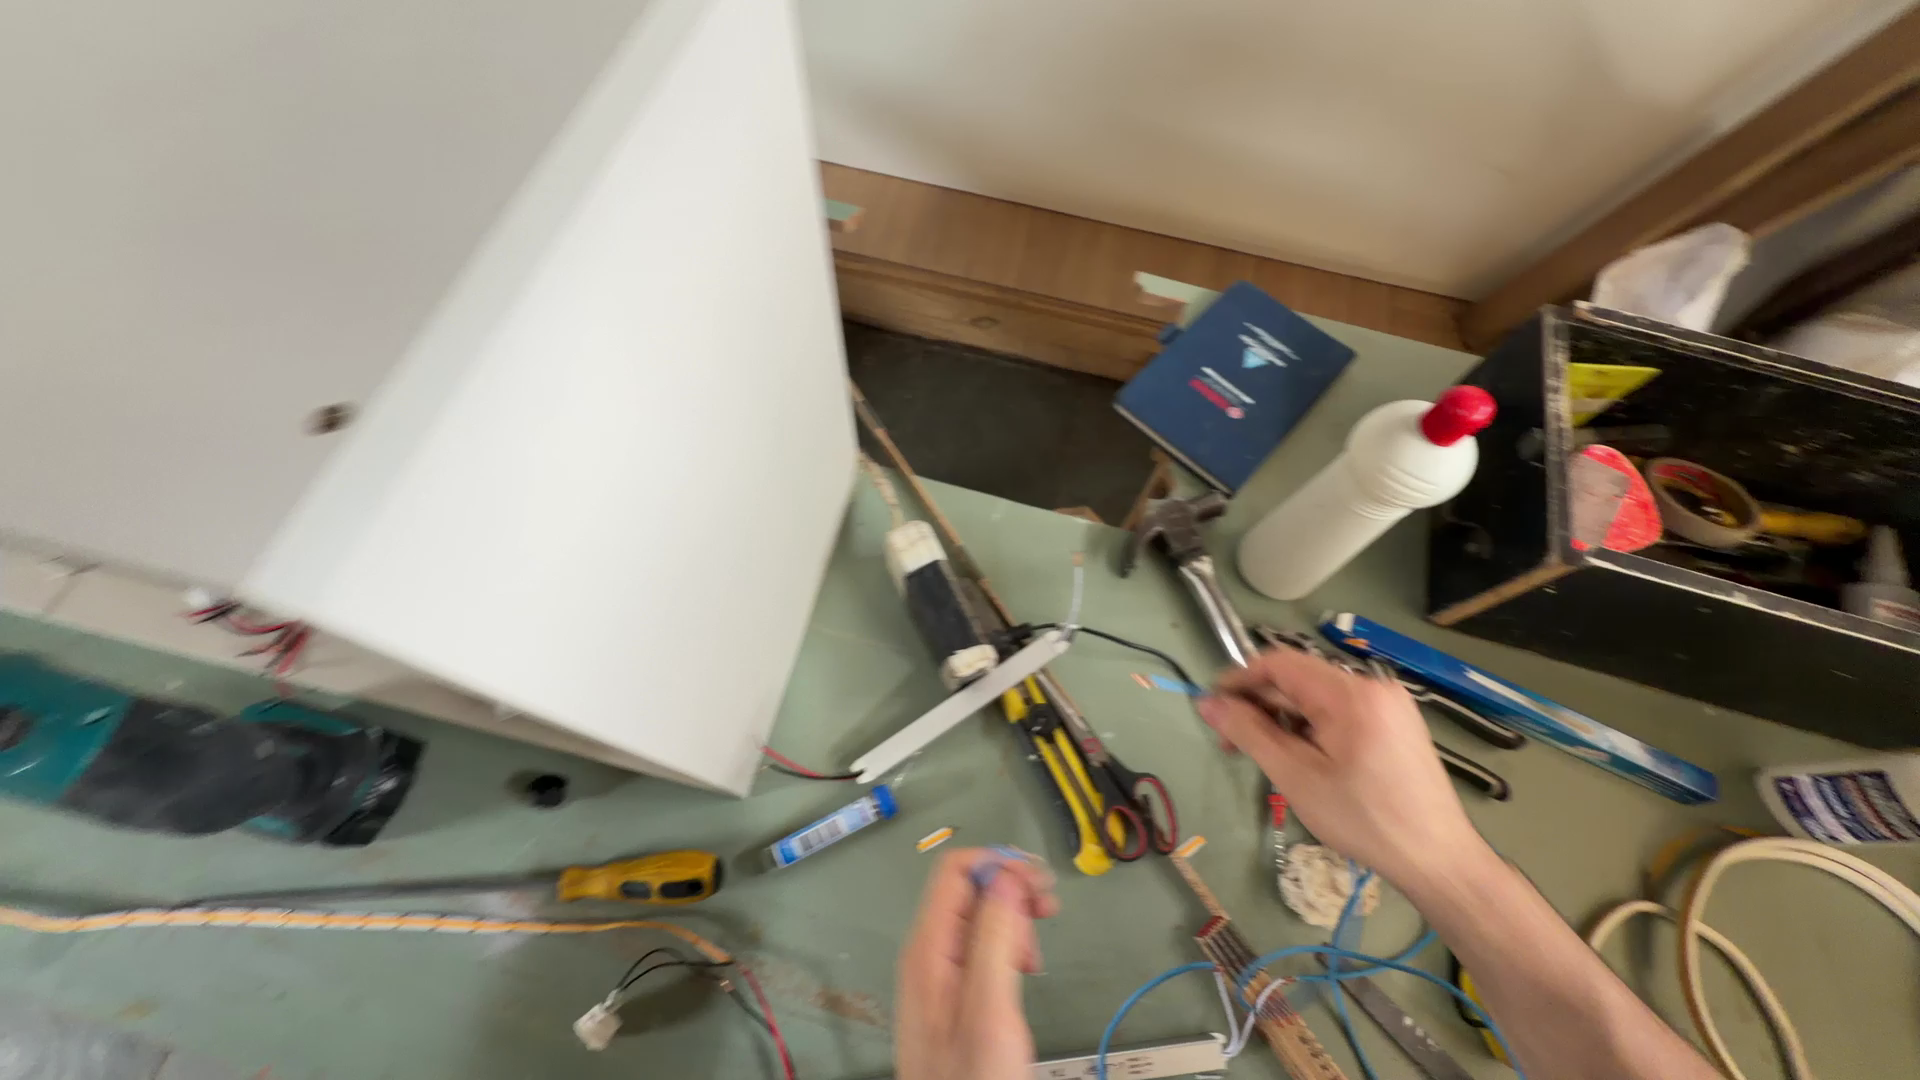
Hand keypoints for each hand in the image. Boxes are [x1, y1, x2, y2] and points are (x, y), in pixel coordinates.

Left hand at [896, 847, 1059, 1079]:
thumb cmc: (974, 1078)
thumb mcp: (989, 1007)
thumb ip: (994, 936)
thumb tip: (1006, 875)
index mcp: (928, 945)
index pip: (956, 869)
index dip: (1000, 865)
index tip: (1041, 887)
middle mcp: (928, 950)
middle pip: (969, 888)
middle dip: (1012, 893)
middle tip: (1047, 915)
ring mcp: (938, 971)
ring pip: (979, 916)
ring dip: (1013, 921)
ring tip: (1033, 960)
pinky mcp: (954, 991)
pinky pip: (981, 946)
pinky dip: (1008, 946)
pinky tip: (1023, 970)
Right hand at [1196, 647, 1484, 885]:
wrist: (1439, 861)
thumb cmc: (1363, 820)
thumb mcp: (1295, 776)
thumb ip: (1248, 732)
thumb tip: (1206, 703)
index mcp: (1350, 693)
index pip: (1279, 663)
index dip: (1239, 680)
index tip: (1213, 709)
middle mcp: (1372, 686)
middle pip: (1298, 680)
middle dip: (1259, 706)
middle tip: (1231, 743)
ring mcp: (1387, 704)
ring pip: (1315, 697)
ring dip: (1282, 719)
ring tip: (1265, 757)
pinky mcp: (1394, 723)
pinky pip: (1338, 711)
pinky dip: (1310, 727)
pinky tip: (1300, 758)